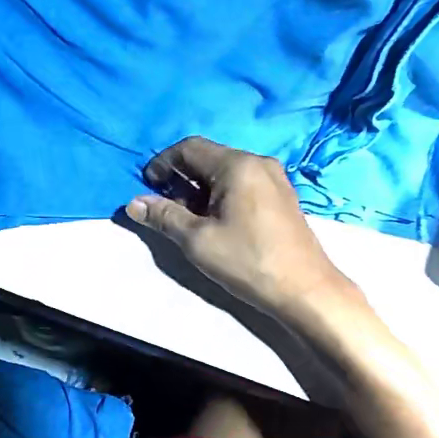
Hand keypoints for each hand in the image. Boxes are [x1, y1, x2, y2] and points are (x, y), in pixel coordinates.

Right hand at [124, 137, 351, 312]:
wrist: (304, 289)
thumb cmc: (247, 261)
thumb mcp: (197, 240)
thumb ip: (164, 216)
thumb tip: (133, 203)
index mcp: (237, 165)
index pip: (189, 148)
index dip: (162, 164)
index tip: (147, 187)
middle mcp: (258, 162)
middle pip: (208, 158)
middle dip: (180, 178)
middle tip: (165, 208)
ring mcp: (274, 179)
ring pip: (225, 172)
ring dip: (199, 189)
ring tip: (187, 220)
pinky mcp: (281, 197)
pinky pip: (242, 183)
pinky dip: (220, 195)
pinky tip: (214, 222)